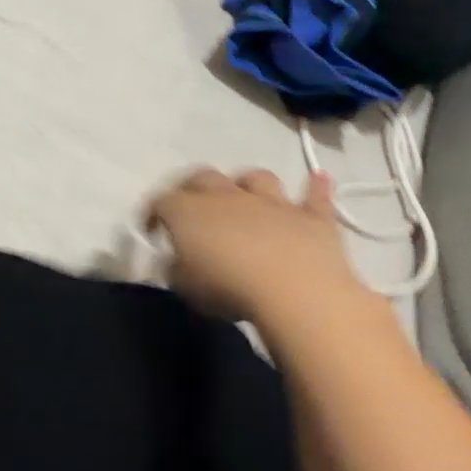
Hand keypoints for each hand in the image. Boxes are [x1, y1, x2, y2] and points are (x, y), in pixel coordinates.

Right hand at [148, 168, 369, 323]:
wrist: (297, 293)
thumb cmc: (228, 289)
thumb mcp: (183, 284)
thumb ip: (176, 265)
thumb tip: (178, 259)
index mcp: (187, 212)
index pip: (160, 201)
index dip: (152, 214)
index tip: (151, 232)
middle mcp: (226, 197)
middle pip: (203, 177)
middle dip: (192, 187)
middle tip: (189, 208)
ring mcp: (272, 203)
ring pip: (256, 178)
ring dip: (247, 184)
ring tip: (243, 197)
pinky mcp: (313, 218)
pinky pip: (316, 196)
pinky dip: (316, 187)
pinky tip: (319, 178)